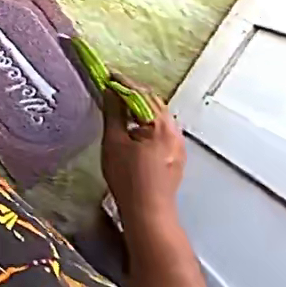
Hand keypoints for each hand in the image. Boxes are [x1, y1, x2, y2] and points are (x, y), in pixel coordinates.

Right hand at [100, 74, 185, 231]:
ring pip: (159, 116)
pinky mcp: (176, 155)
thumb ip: (113, 113)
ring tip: (120, 104)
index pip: (141, 94)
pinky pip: (162, 128)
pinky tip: (133, 126)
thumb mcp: (114, 142)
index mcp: (161, 126)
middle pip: (154, 103)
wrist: (149, 212)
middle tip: (112, 87)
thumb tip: (110, 91)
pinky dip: (146, 120)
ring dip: (140, 106)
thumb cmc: (128, 178)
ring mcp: (178, 144)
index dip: (123, 82)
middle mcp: (175, 132)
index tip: (107, 74)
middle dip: (133, 93)